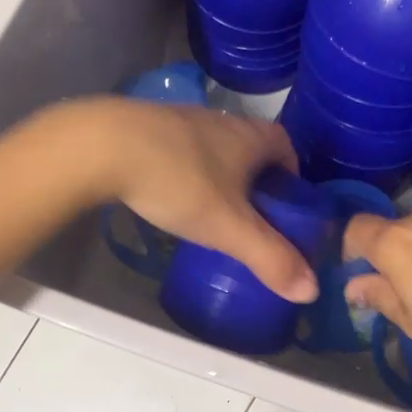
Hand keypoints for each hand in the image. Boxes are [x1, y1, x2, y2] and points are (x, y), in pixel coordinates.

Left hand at [44, 97, 316, 301]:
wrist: (101, 147)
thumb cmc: (178, 182)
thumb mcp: (230, 229)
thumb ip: (271, 258)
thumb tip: (311, 291)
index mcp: (250, 137)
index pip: (286, 146)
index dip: (292, 174)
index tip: (287, 204)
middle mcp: (220, 120)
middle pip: (250, 147)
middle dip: (256, 178)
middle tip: (251, 216)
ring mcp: (180, 119)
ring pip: (213, 147)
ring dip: (219, 174)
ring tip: (211, 210)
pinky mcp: (145, 126)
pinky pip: (178, 149)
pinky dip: (184, 170)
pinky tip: (169, 195)